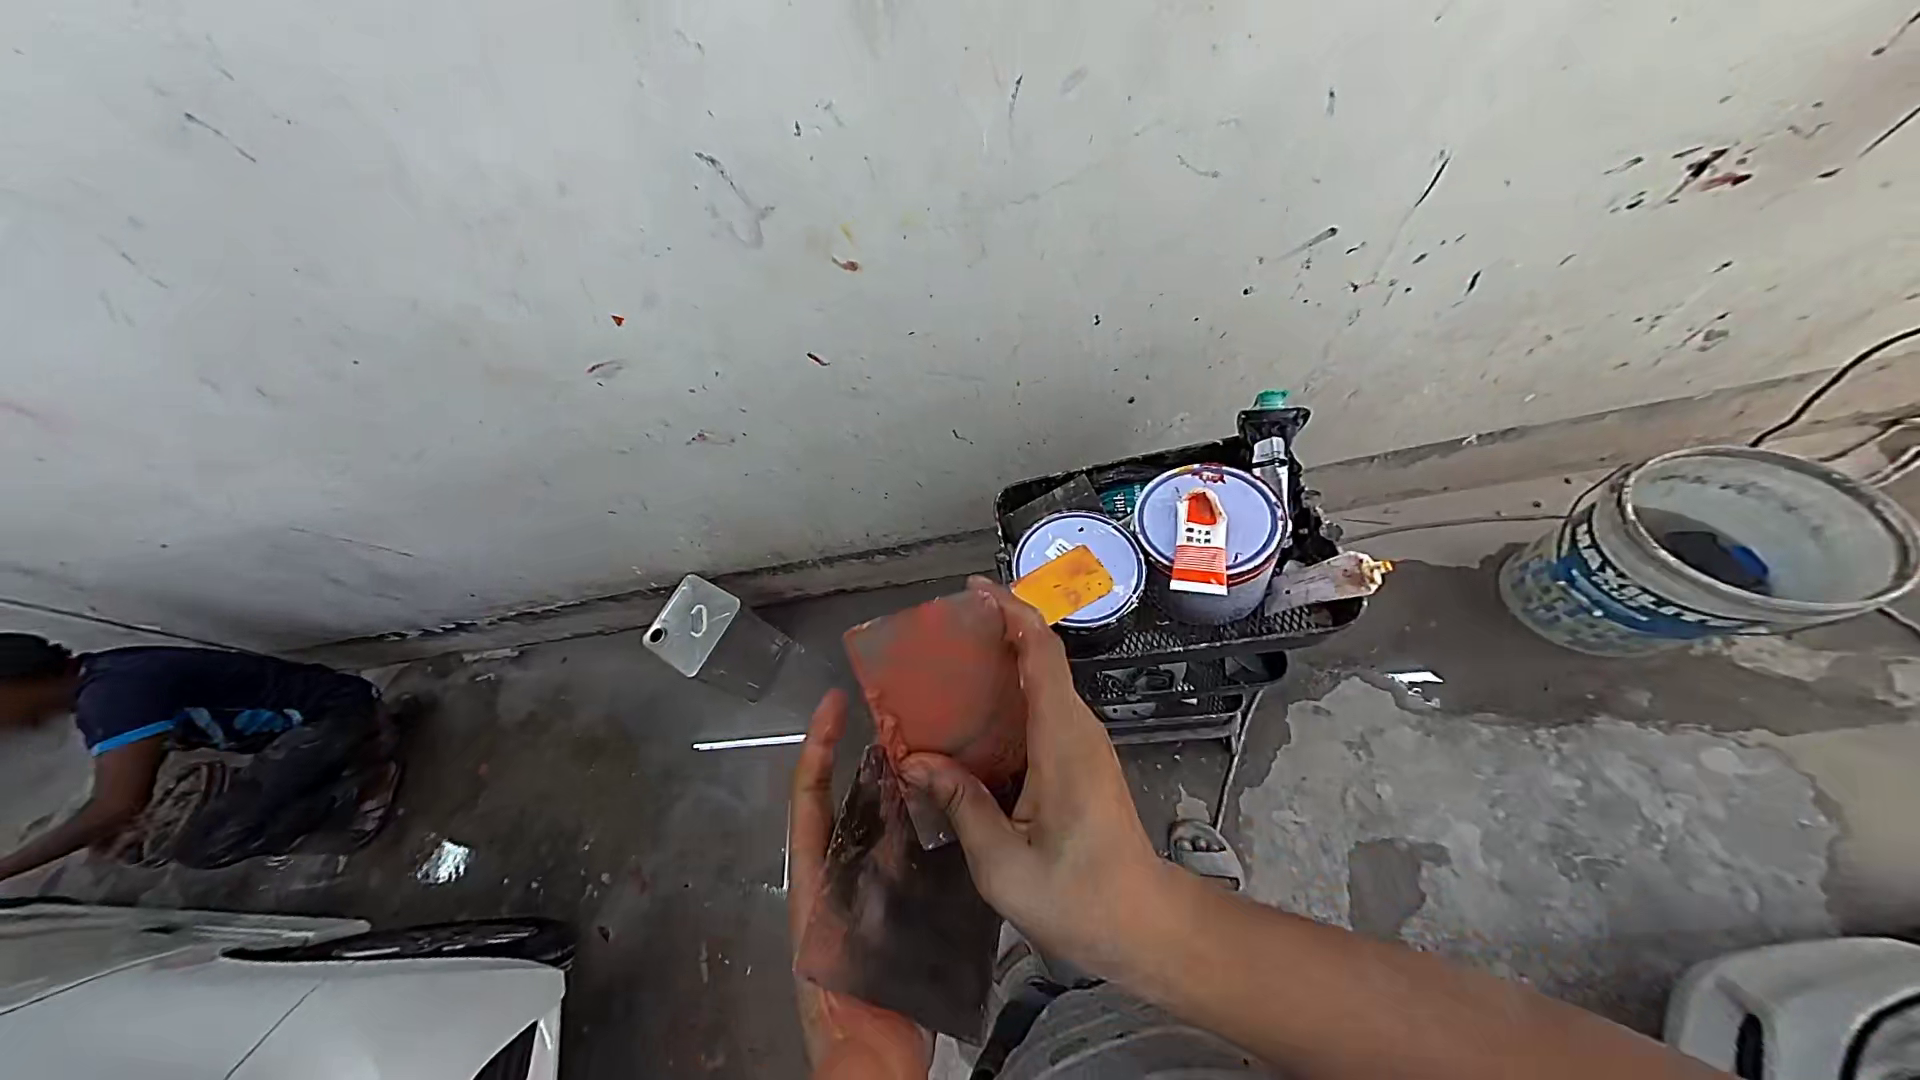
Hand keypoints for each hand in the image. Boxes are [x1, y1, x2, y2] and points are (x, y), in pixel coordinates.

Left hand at [789, 689, 931, 1077]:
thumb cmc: (848, 1022)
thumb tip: (842, 913)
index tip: (834, 706)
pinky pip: (909, 845)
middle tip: (897, 714)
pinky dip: (922, 818)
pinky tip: (951, 799)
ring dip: (896, 780)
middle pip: (847, 797)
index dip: (818, 749)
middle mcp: (839, 869)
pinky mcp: (896, 897)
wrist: (872, 1064)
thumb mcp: (832, 978)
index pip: (809, 800)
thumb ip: (836, 948)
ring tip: (928, 743)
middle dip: (863, 752)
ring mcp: (869, 881)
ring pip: (881, 816)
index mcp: (813, 879)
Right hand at [899, 577, 1173, 980]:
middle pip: (1042, 656)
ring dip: (1003, 661)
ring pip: (1044, 680)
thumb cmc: (1078, 896)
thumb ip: (960, 803)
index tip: (975, 590)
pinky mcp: (1082, 758)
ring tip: (950, 665)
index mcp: (1062, 738)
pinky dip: (1011, 693)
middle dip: (999, 629)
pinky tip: (974, 715)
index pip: (1041, 653)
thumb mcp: (1002, 861)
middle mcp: (1077, 727)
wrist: (1144, 924)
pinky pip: (1044, 706)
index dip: (1011, 612)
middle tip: (945, 631)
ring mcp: (1084, 741)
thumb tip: (915, 761)